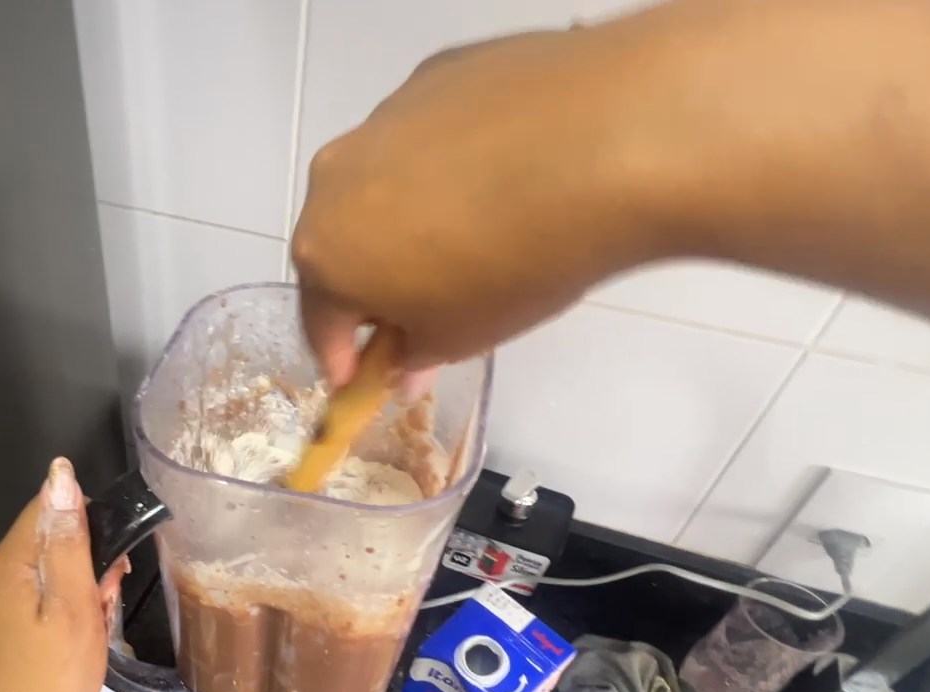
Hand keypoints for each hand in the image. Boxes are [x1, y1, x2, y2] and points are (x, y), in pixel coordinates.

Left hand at [0, 458, 127, 691]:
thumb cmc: (55, 678)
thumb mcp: (72, 605)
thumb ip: (68, 540)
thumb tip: (61, 474)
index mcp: (8, 563)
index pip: (46, 506)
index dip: (87, 522)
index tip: (112, 562)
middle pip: (47, 538)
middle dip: (87, 558)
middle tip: (107, 600)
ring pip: (49, 570)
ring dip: (82, 586)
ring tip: (98, 621)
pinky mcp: (2, 628)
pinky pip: (41, 597)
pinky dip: (68, 608)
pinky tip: (82, 635)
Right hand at [291, 16, 691, 385]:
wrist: (611, 142)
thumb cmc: (512, 266)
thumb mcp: (458, 339)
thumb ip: (413, 357)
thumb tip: (403, 368)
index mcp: (325, 254)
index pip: (319, 322)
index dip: (341, 358)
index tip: (360, 378)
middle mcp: (334, 180)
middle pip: (340, 248)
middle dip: (368, 287)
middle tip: (412, 311)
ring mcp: (382, 120)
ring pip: (377, 189)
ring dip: (401, 223)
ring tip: (465, 238)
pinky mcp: (435, 75)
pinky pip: (422, 141)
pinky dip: (442, 169)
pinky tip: (495, 180)